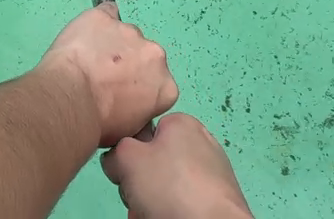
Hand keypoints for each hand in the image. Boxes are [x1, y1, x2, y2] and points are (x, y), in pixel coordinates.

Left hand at [36, 3, 177, 145]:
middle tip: (104, 76)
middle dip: (128, 63)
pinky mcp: (102, 15)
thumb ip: (141, 111)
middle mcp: (155, 55)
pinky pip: (105, 12)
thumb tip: (133, 108)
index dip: (139, 88)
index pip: (157, 83)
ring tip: (88, 59)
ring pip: (123, 34)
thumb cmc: (101, 122)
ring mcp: (128, 30)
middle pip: (143, 55)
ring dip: (111, 43)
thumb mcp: (130, 130)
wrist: (72, 98)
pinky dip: (97, 22)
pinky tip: (85, 33)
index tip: (123, 94)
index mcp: (166, 86)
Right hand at [101, 113, 253, 218]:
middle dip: (139, 184)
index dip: (130, 151)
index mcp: (182, 124)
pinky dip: (170, 213)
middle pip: (154, 164)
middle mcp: (201, 146)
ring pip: (166, 189)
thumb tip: (116, 163)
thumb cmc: (170, 186)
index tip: (127, 168)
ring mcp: (213, 179)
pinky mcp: (219, 207)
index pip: (143, 131)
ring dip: (150, 203)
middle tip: (137, 197)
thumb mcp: (126, 157)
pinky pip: (182, 206)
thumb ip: (114, 150)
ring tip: (149, 215)